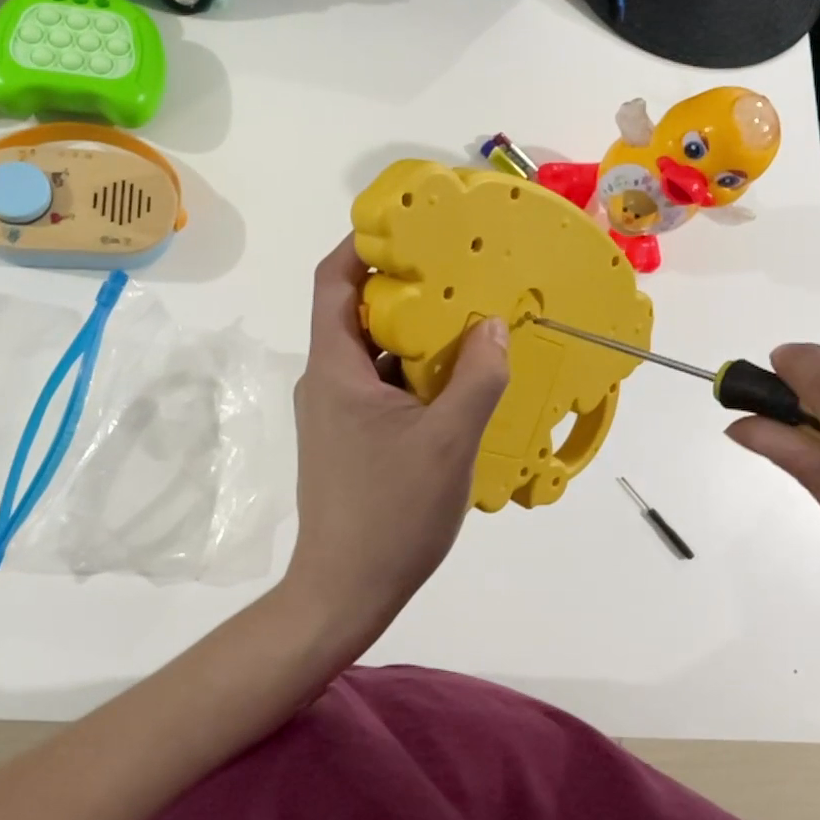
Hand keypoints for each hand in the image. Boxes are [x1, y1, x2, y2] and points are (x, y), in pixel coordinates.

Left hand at [284, 236, 509, 639]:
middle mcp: (327, 381)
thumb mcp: (448, 443)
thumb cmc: (390, 513)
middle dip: (407, 289)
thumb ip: (475, 380)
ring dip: (416, 337)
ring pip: (373, 353)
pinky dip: (413, 375)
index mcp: (335, 368)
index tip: (413, 228)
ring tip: (471, 324)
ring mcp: (334, 413)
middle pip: (358, 313)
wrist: (344, 591)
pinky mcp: (347, 439)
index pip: (334, 281)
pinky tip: (458, 383)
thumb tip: (493, 327)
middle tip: (462, 275)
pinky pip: (380, 387)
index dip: (365, 245)